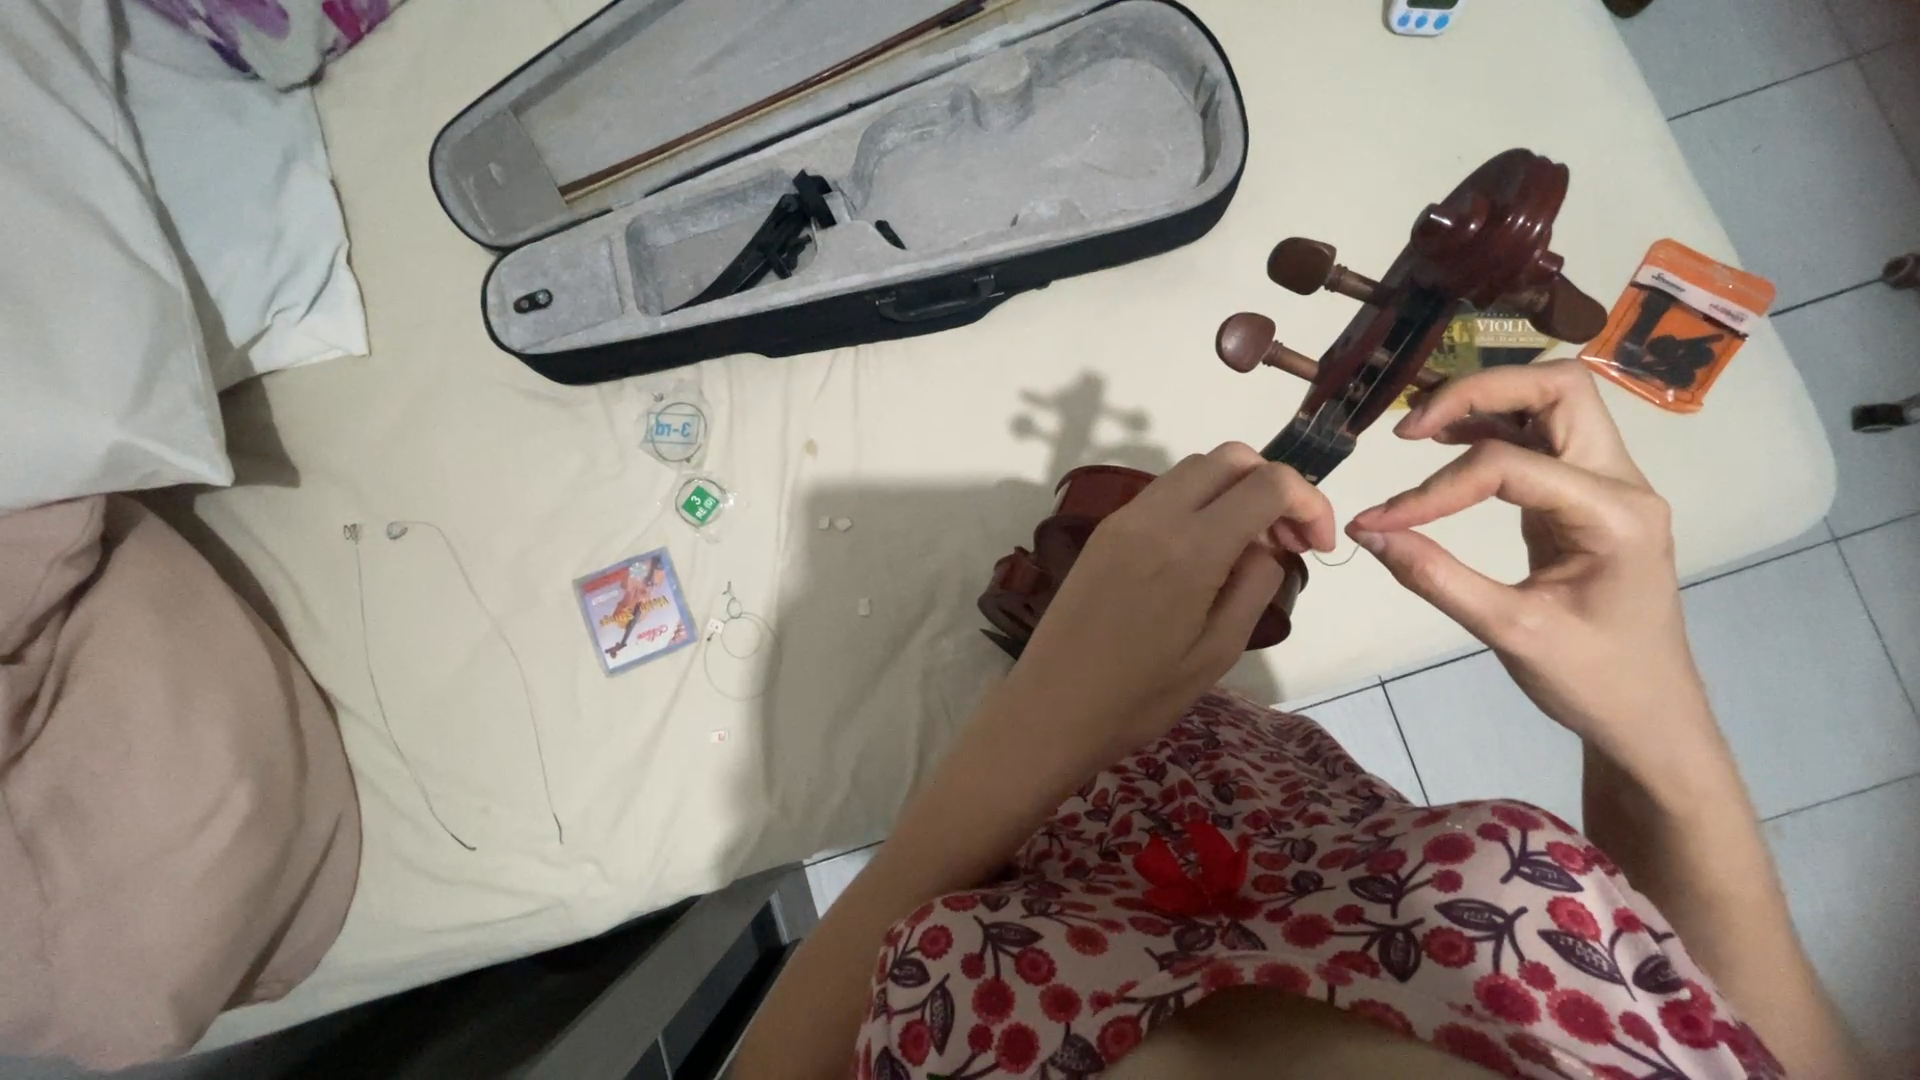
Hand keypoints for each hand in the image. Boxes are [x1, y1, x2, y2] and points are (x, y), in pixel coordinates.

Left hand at [1001, 444, 1334, 769]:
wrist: (1051, 707)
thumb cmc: (1141, 695)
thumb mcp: (1218, 650)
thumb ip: (1255, 583)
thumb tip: (1267, 544)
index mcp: (1191, 546)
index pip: (1267, 482)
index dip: (1309, 502)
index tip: (1316, 547)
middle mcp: (1154, 516)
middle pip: (1229, 458)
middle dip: (1272, 485)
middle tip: (1285, 542)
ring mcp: (1122, 519)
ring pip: (1192, 470)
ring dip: (1232, 491)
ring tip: (1248, 548)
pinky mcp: (1102, 532)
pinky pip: (1161, 494)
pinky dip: (1196, 503)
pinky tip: (1204, 551)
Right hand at [1347, 360, 1717, 778]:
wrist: (1651, 715)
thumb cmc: (1592, 679)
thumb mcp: (1508, 631)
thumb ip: (1435, 577)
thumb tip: (1368, 534)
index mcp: (1615, 515)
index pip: (1508, 467)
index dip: (1433, 489)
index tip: (1380, 524)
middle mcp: (1620, 483)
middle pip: (1559, 389)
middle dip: (1478, 391)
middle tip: (1411, 428)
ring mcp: (1606, 486)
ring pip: (1553, 402)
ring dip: (1485, 401)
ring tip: (1419, 428)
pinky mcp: (1583, 498)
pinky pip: (1540, 439)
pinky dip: (1490, 427)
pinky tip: (1445, 443)